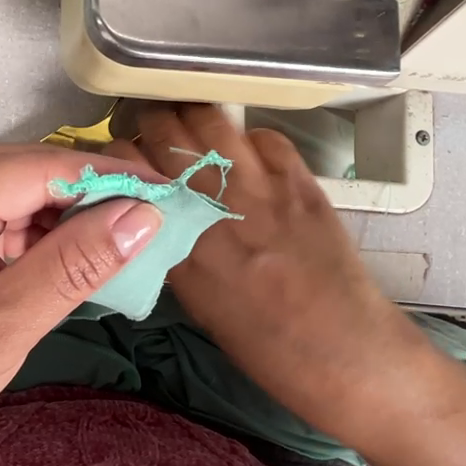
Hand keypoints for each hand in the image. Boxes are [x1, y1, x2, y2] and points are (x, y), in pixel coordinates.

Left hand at [0, 145, 163, 465]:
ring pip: (14, 187)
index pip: (35, 167)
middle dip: (89, 190)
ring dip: (64, 211)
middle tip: (150, 217)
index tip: (167, 192)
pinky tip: (67, 253)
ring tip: (117, 240)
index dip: (106, 174)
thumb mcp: (6, 323)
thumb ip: (74, 263)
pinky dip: (36, 229)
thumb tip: (143, 215)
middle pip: (24, 168)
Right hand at [105, 104, 427, 424]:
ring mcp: (258, 187)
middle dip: (152, 120)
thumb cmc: (263, 344)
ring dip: (193, 114)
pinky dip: (246, 136)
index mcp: (177, 243)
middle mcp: (210, 206)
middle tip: (153, 125)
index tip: (124, 156)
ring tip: (191, 121)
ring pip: (210, 119)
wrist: (343, 351)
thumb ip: (173, 247)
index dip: (121, 153)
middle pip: (166, 131)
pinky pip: (263, 136)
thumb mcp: (196, 300)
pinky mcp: (298, 180)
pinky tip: (245, 152)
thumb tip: (160, 211)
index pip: (131, 170)